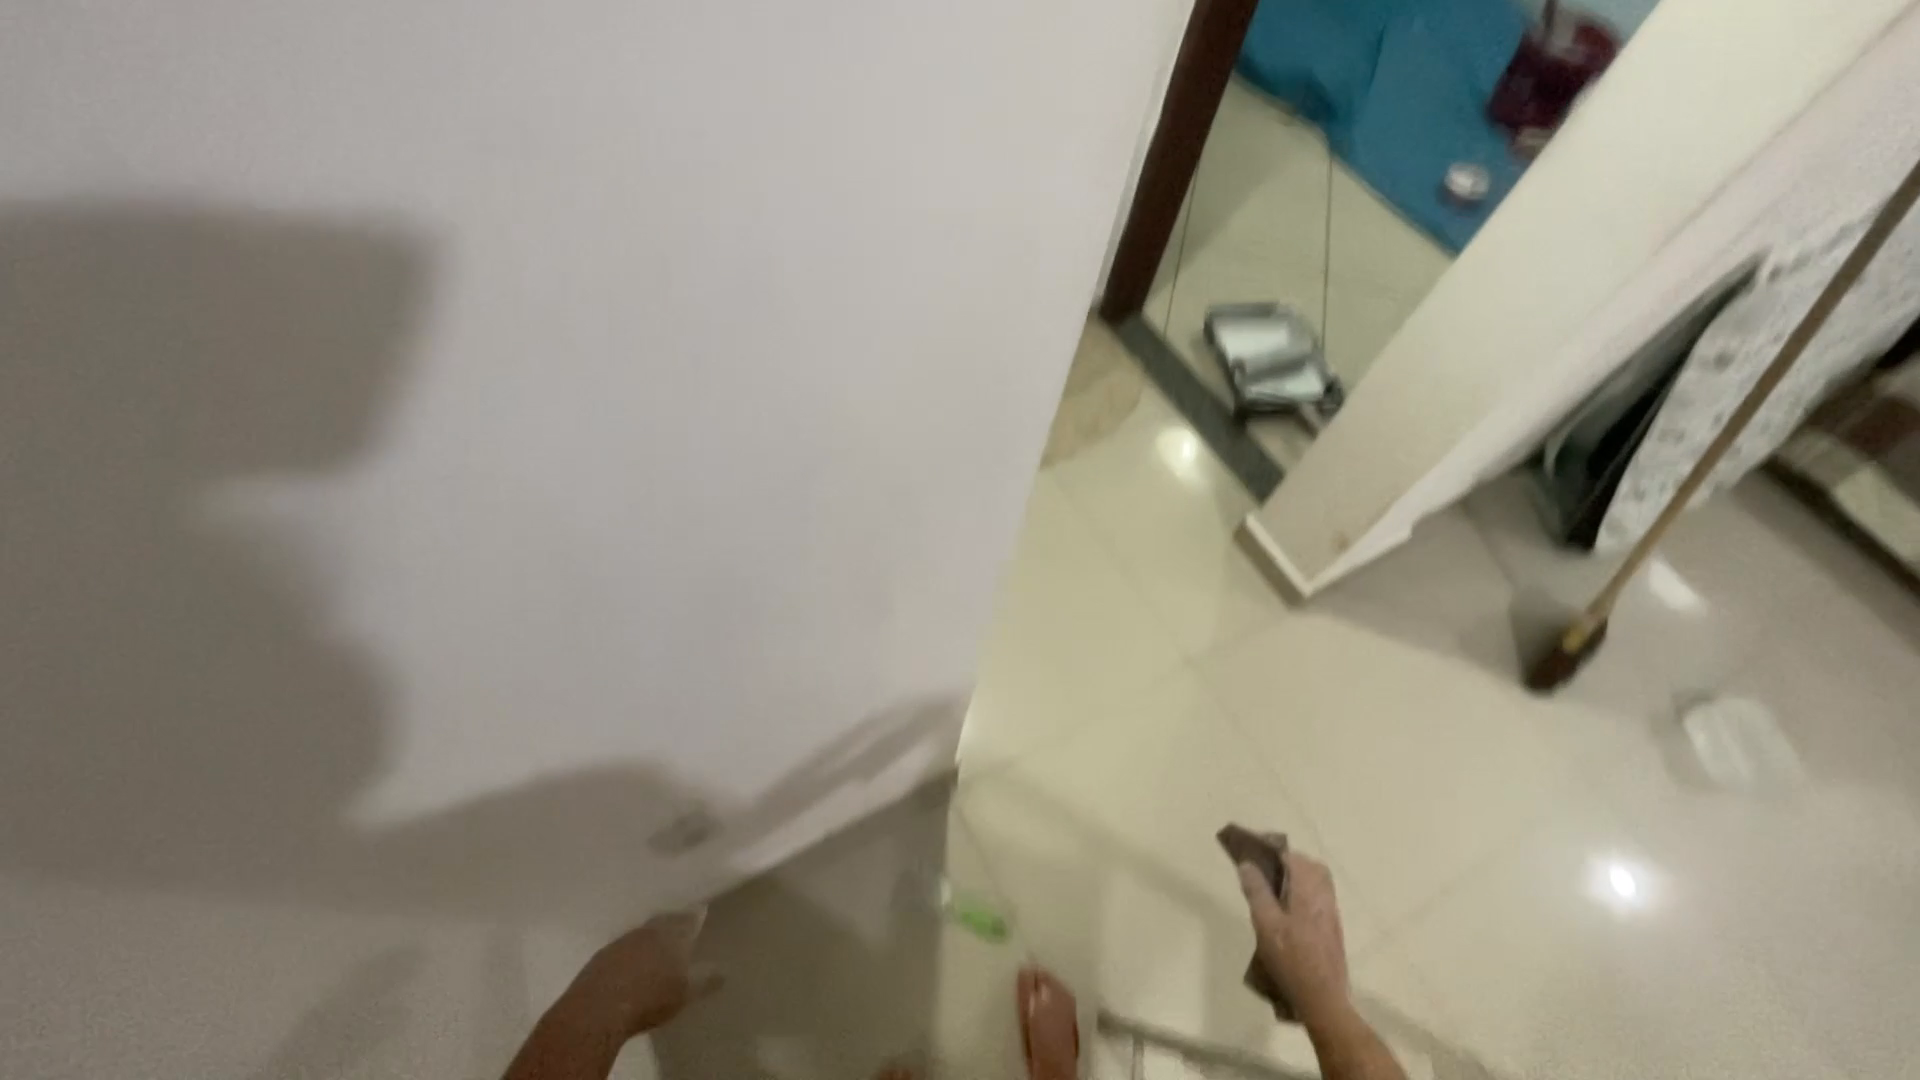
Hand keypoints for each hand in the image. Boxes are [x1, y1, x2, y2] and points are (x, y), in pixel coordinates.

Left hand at [556, 911, 723, 1038]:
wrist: (598, 1009)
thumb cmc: (650, 998)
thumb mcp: (685, 992)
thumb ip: (705, 979)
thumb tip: (724, 971)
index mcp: (673, 936)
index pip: (689, 920)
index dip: (697, 916)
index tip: (702, 910)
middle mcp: (649, 932)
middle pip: (664, 921)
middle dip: (673, 921)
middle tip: (680, 921)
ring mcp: (622, 942)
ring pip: (642, 932)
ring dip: (650, 935)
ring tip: (656, 942)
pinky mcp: (601, 958)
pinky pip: (622, 947)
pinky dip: (629, 951)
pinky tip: (629, 962)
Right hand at [1237, 851, 1350, 1028]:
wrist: (1322, 999)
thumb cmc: (1291, 959)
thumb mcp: (1266, 924)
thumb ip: (1257, 891)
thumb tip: (1248, 864)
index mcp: (1309, 893)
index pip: (1295, 858)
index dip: (1274, 850)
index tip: (1255, 851)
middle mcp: (1325, 899)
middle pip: (1312, 867)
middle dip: (1290, 861)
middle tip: (1267, 868)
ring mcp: (1332, 915)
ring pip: (1319, 883)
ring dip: (1299, 877)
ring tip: (1274, 888)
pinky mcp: (1332, 930)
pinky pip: (1321, 899)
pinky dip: (1305, 893)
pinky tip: (1288, 911)